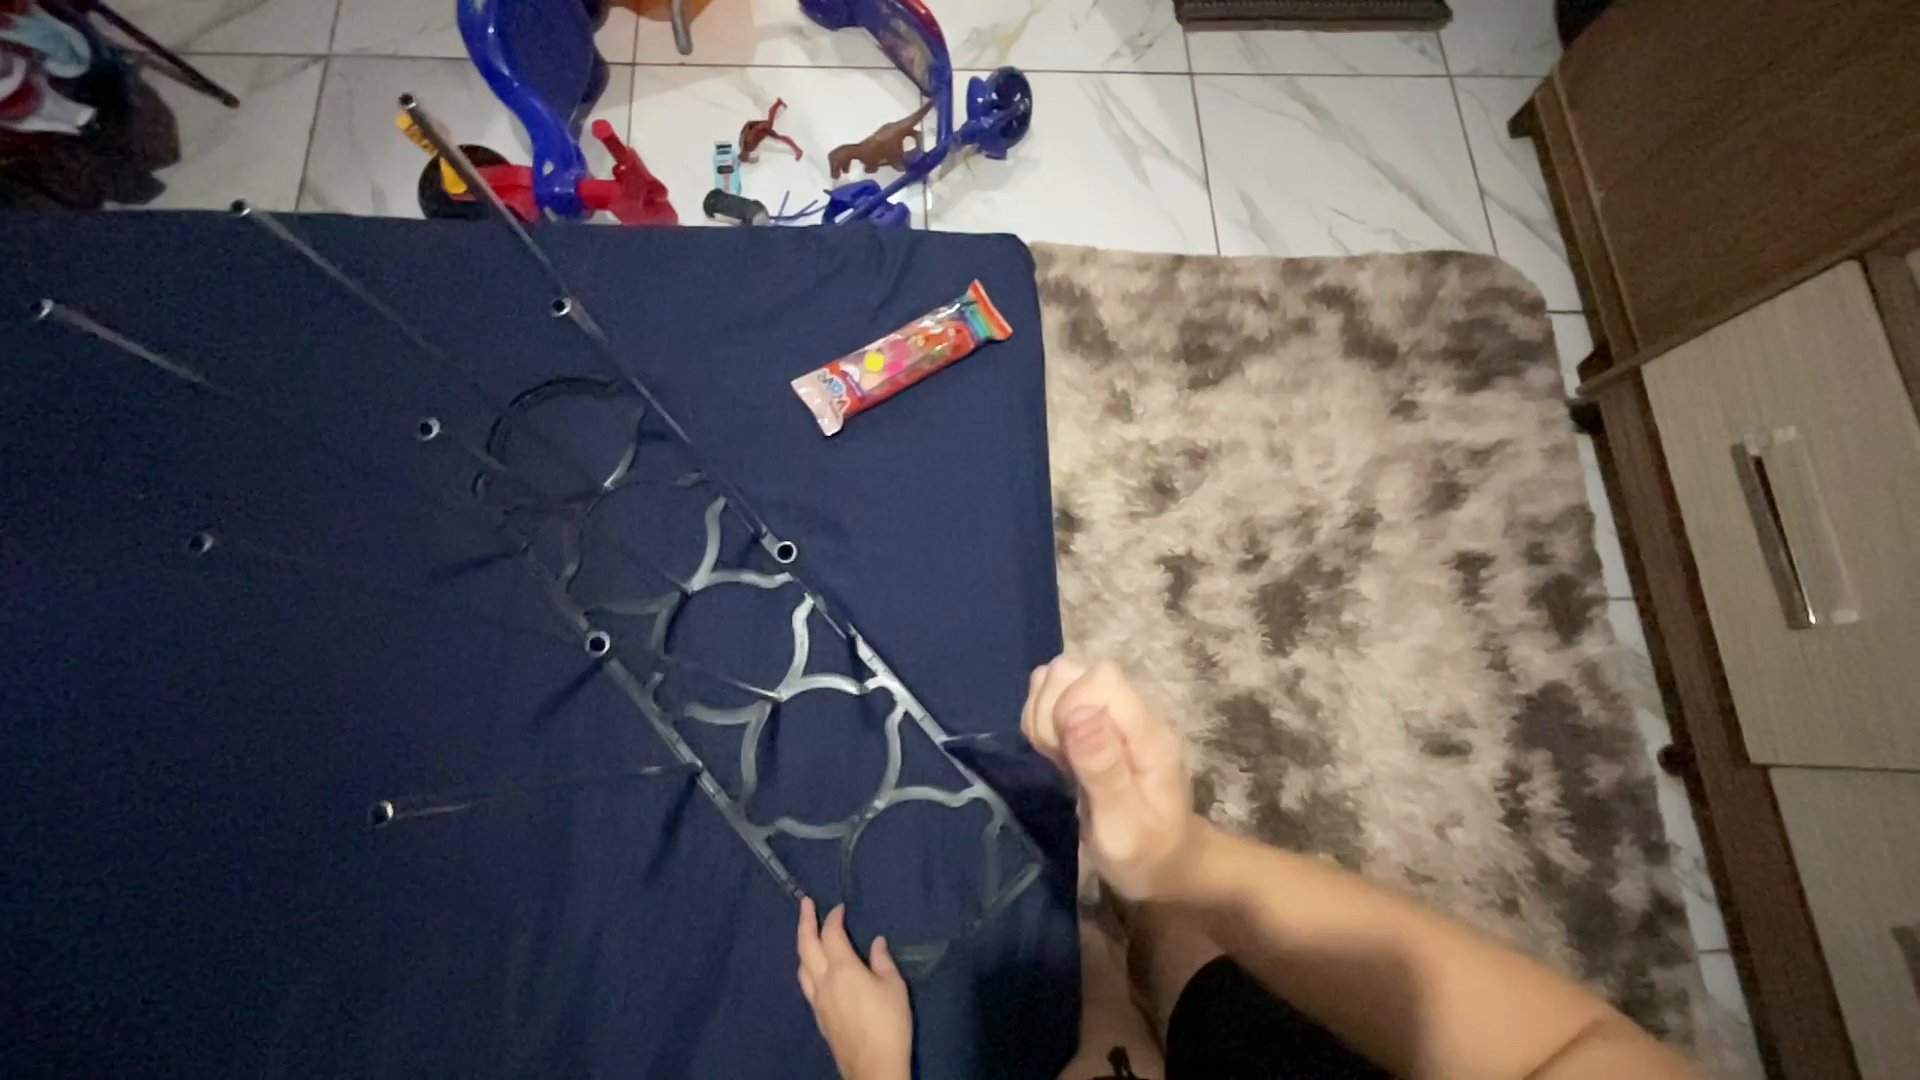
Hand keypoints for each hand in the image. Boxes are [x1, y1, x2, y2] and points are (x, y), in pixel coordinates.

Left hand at [796, 896, 911, 1079]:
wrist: (873, 1068)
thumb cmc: (888, 1023)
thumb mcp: (894, 987)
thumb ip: (882, 961)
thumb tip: (876, 942)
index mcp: (842, 969)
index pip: (831, 934)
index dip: (833, 917)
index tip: (840, 906)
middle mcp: (824, 982)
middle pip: (806, 946)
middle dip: (805, 921)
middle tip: (805, 903)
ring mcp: (818, 1001)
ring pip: (801, 966)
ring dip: (802, 945)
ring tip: (807, 933)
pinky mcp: (819, 1017)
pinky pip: (806, 984)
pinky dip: (806, 966)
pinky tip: (813, 968)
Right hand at [1020, 657, 1200, 900]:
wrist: (1164, 863)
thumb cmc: (1145, 852)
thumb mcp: (1123, 824)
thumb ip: (1102, 767)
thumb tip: (1076, 711)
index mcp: (1149, 731)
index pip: (1099, 678)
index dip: (1067, 708)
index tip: (1063, 755)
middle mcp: (1133, 709)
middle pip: (1073, 671)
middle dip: (1048, 711)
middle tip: (1058, 758)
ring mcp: (1114, 711)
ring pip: (1059, 677)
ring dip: (1042, 714)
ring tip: (1056, 756)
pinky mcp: (1094, 718)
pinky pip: (1053, 695)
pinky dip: (1041, 719)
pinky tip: (1054, 751)